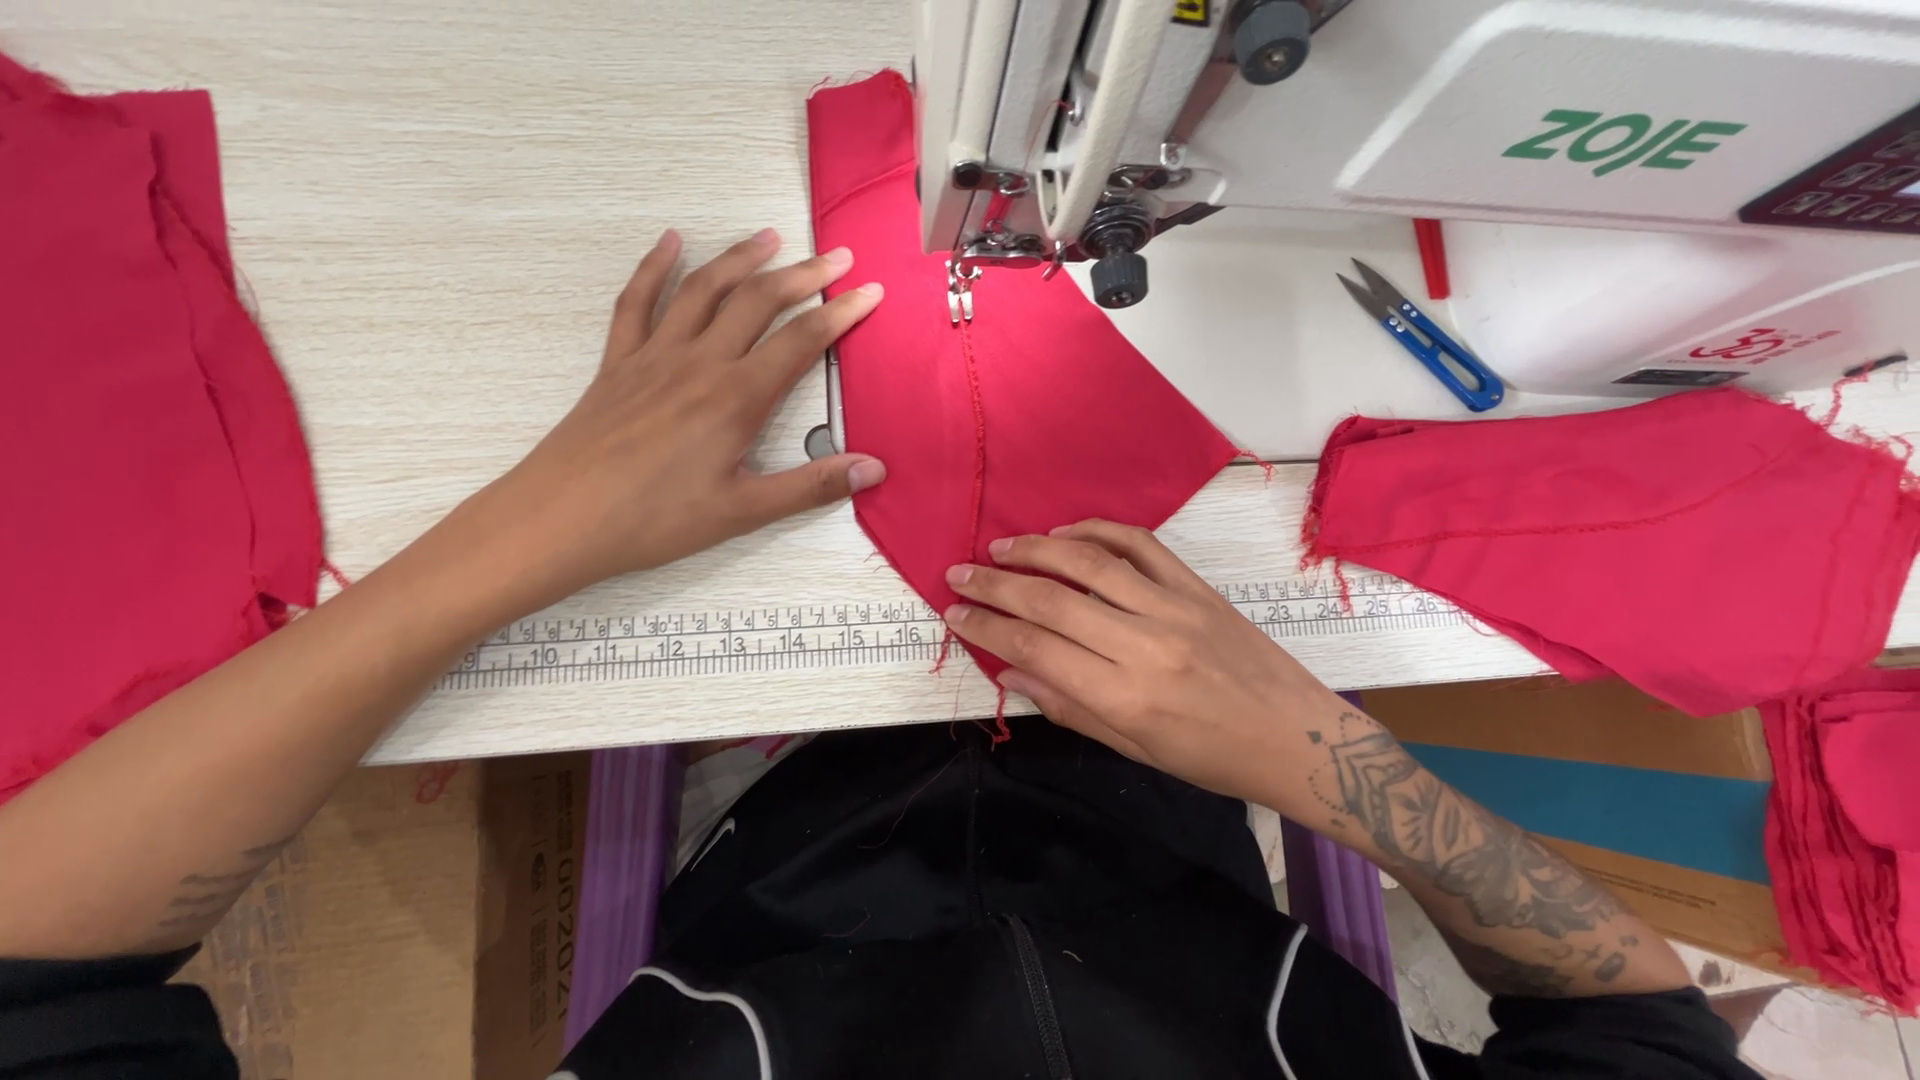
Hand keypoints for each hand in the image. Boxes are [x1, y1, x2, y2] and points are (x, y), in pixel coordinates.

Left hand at [469, 228, 885, 610]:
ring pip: (704, 289)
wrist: (562, 518)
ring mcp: (655, 356)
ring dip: (740, 258)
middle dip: (803, 273)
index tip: (872, 292)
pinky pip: (637, 301)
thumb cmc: (654, 519)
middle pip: (758, 300)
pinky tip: (669, 241)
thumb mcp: (743, 511)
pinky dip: (654, 266)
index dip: (842, 313)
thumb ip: (811, 487)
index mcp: (736, 398)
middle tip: (837, 255)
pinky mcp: (619, 362)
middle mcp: (699, 363)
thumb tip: (873, 470)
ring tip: (769, 236)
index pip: (802, 340)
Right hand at [941, 520, 1348, 809]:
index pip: (1035, 650)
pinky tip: (1065, 534)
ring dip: (1035, 550)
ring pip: (1089, 564)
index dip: (987, 628)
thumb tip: (1010, 674)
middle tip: (958, 573)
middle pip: (1051, 601)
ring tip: (999, 547)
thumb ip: (1069, 707)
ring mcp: (1173, 609)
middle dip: (994, 585)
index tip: (955, 614)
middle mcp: (1144, 645)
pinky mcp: (1196, 588)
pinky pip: (1140, 545)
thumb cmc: (1212, 758)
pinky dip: (1097, 531)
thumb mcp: (1134, 750)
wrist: (1296, 736)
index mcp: (1125, 698)